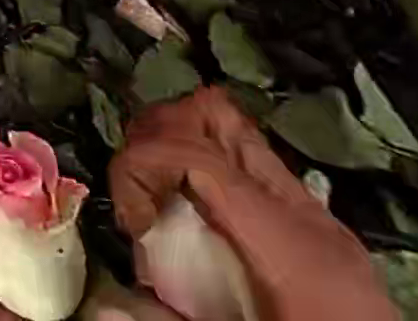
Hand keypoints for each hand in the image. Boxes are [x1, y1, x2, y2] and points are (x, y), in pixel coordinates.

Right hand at [109, 87, 396, 320]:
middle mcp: (304, 211)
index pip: (196, 154)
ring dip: (181, 143)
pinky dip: (207, 169)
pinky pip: (249, 165)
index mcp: (289, 242)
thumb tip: (99, 307)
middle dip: (158, 135)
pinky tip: (198, 221)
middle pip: (215, 115)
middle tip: (139, 189)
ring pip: (233, 128)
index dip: (141, 165)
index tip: (131, 222)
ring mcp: (315, 215)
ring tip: (160, 197)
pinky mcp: (318, 230)